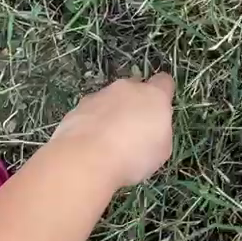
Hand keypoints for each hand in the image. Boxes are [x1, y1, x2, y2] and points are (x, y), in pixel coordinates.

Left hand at [46, 73, 174, 186]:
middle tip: (134, 130)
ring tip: (109, 142)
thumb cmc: (134, 156)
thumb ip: (159, 131)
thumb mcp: (162, 150)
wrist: (87, 158)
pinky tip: (91, 144)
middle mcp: (126, 88)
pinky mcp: (78, 107)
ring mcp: (99, 95)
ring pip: (110, 99)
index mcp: (153, 95)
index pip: (164, 82)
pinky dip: (92, 123)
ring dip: (112, 113)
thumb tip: (151, 128)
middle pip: (135, 87)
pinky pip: (90, 112)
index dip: (163, 94)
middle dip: (135, 103)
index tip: (160, 111)